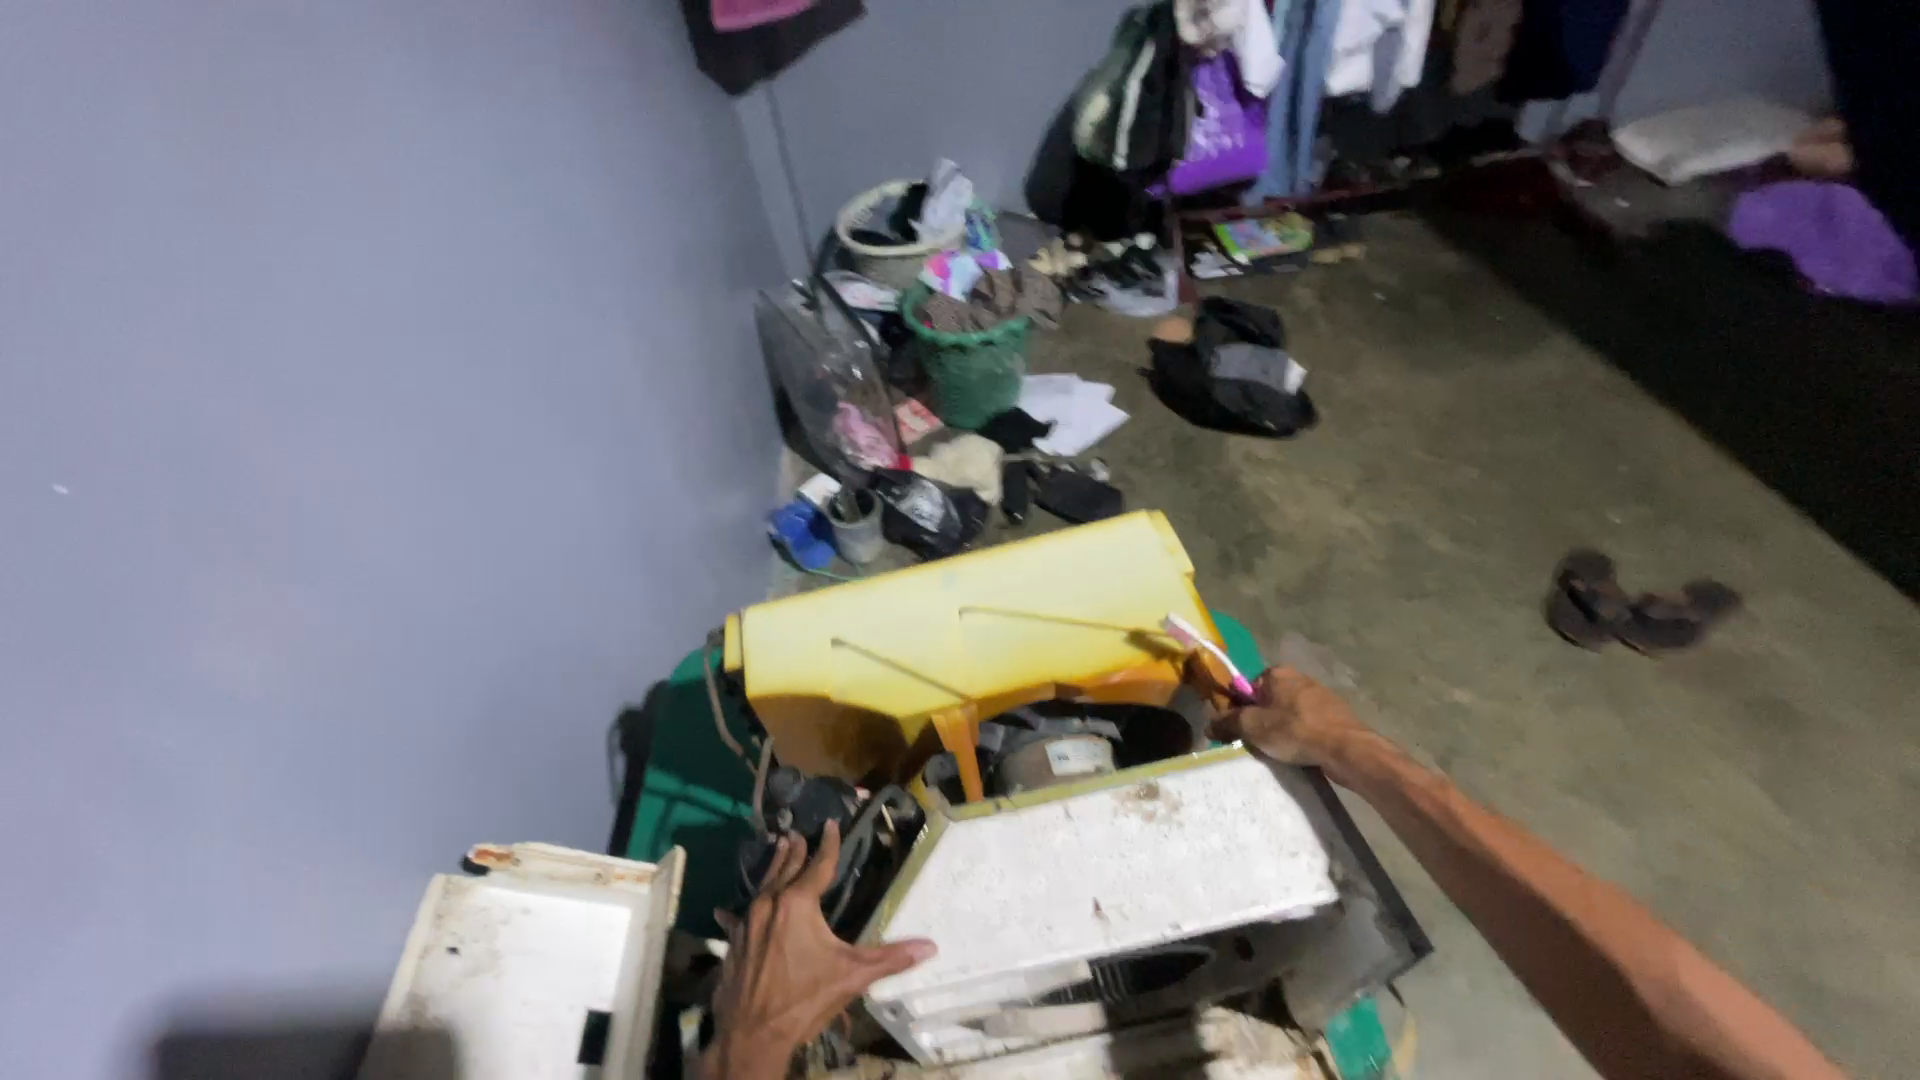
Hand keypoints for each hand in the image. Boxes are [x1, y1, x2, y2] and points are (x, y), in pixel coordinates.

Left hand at [701, 820, 935, 1079]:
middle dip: (795, 851)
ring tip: (777, 849)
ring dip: (772, 867)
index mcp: (798, 903)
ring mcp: (747, 923)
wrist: (752, 1037)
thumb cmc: (804, 999)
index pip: (819, 864)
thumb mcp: (852, 976)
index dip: (828, 844)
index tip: (830, 824)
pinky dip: (738, 910)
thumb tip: (931, 946)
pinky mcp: (733, 943)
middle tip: (798, 833)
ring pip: (762, 886)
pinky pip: (737, 917)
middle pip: (785, 868)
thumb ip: (890, 958)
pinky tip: (724, 909)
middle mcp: (770, 904)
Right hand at [1207, 667, 1369, 766]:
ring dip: (1280, 729)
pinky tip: (1298, 753)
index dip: (1237, 708)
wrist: (1347, 750)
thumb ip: (1227, 722)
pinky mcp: (1335, 715)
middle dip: (1259, 720)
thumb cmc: (1295, 731)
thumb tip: (1208, 724)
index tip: (1235, 729)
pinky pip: (1307, 724)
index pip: (1245, 687)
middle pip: (1266, 700)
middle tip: (1254, 742)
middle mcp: (1298, 678)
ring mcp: (1320, 696)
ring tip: (1276, 751)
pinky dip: (1300, 736)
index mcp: (1276, 672)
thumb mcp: (1252, 727)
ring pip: (1287, 713)